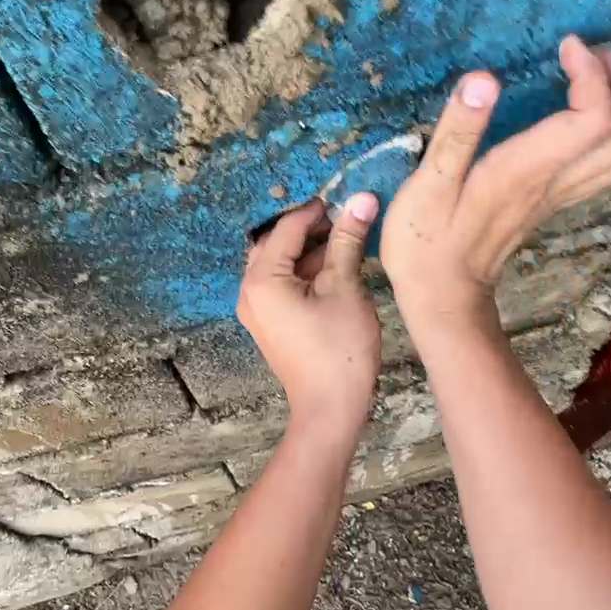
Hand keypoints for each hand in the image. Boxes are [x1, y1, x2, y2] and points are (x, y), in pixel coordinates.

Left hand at [237, 195, 382, 431]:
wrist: (330, 409)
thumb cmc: (339, 351)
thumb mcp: (345, 288)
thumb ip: (347, 241)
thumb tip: (361, 200)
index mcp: (261, 280)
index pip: (287, 228)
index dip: (318, 210)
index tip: (349, 200)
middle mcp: (250, 292)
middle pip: (278, 244)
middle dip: (312, 230)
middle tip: (347, 222)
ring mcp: (258, 311)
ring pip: (281, 265)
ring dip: (311, 252)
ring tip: (348, 246)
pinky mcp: (271, 325)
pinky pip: (283, 287)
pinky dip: (306, 275)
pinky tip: (337, 272)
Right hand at [381, 36, 610, 329]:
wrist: (442, 297)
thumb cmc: (426, 244)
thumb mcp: (429, 186)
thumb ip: (457, 131)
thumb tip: (484, 78)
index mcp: (528, 170)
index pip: (594, 114)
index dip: (591, 71)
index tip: (564, 46)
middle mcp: (554, 182)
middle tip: (599, 55)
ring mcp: (557, 197)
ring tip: (600, 77)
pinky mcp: (550, 204)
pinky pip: (605, 166)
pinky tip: (585, 116)